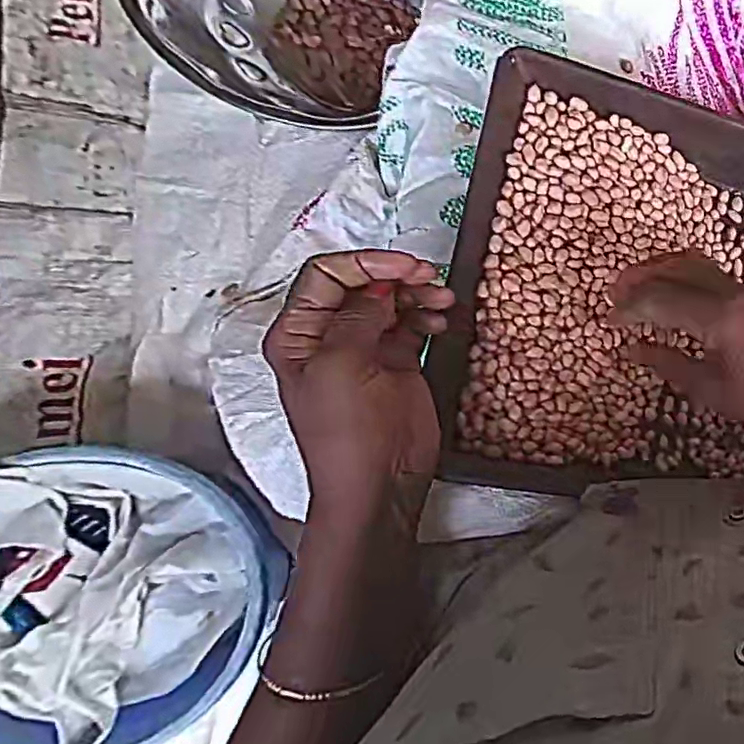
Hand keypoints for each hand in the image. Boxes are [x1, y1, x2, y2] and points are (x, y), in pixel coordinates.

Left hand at [263, 250, 453, 514]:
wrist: (379, 480)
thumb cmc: (347, 432)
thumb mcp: (342, 367)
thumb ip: (358, 319)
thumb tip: (379, 287)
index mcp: (300, 333)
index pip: (328, 277)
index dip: (367, 264)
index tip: (408, 266)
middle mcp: (332, 336)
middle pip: (364, 285)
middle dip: (397, 276)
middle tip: (431, 278)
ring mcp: (368, 349)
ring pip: (393, 303)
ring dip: (418, 295)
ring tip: (443, 300)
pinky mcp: (400, 363)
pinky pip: (414, 326)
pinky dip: (428, 318)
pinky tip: (440, 323)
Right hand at [606, 252, 743, 429]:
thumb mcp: (704, 387)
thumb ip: (666, 362)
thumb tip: (631, 348)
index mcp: (719, 320)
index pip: (661, 301)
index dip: (630, 308)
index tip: (610, 319)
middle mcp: (729, 295)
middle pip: (672, 273)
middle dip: (638, 282)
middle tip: (613, 296)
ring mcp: (739, 289)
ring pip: (689, 261)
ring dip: (656, 268)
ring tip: (631, 285)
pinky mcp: (743, 291)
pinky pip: (704, 267)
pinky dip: (677, 269)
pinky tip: (662, 284)